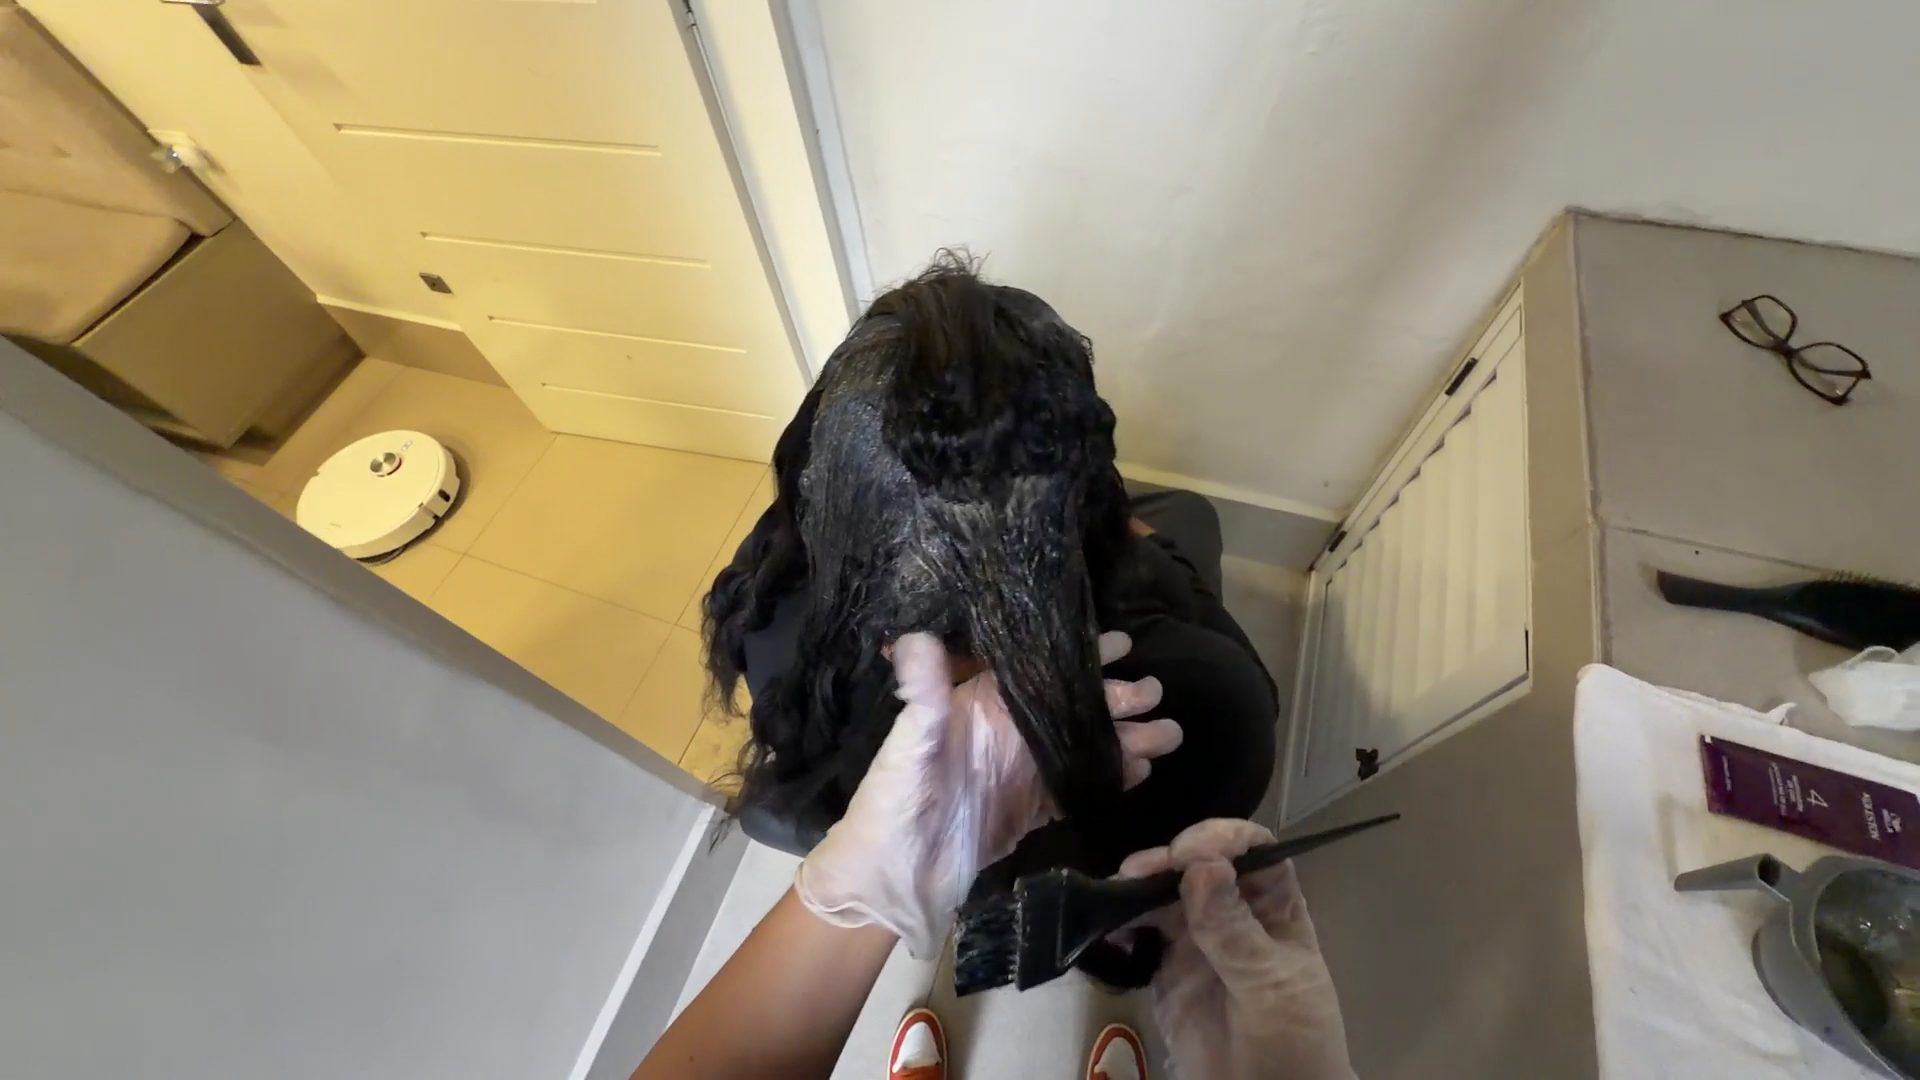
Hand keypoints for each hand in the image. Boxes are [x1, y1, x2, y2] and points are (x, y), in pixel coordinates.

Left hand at [795, 631, 1180, 957]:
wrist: (893, 876)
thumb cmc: (896, 799)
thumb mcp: (910, 741)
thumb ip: (923, 691)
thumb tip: (915, 635)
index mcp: (984, 707)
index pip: (1039, 671)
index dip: (1080, 656)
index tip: (1121, 642)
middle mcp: (1010, 733)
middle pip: (1073, 708)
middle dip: (1117, 697)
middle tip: (1158, 692)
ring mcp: (1023, 773)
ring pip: (1085, 747)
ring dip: (1125, 739)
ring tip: (1168, 734)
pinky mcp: (1031, 811)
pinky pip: (1078, 787)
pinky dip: (1111, 779)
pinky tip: (1142, 772)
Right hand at [1119, 818, 1356, 1079]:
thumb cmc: (1293, 1047)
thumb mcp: (1272, 988)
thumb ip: (1235, 932)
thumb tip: (1204, 865)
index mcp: (1272, 906)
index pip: (1252, 849)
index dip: (1223, 839)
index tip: (1191, 852)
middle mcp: (1232, 909)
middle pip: (1198, 862)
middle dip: (1169, 858)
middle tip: (1138, 872)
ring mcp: (1196, 934)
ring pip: (1164, 890)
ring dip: (1138, 884)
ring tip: (1116, 894)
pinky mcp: (1165, 962)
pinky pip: (1139, 928)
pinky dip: (1120, 919)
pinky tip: (1110, 924)